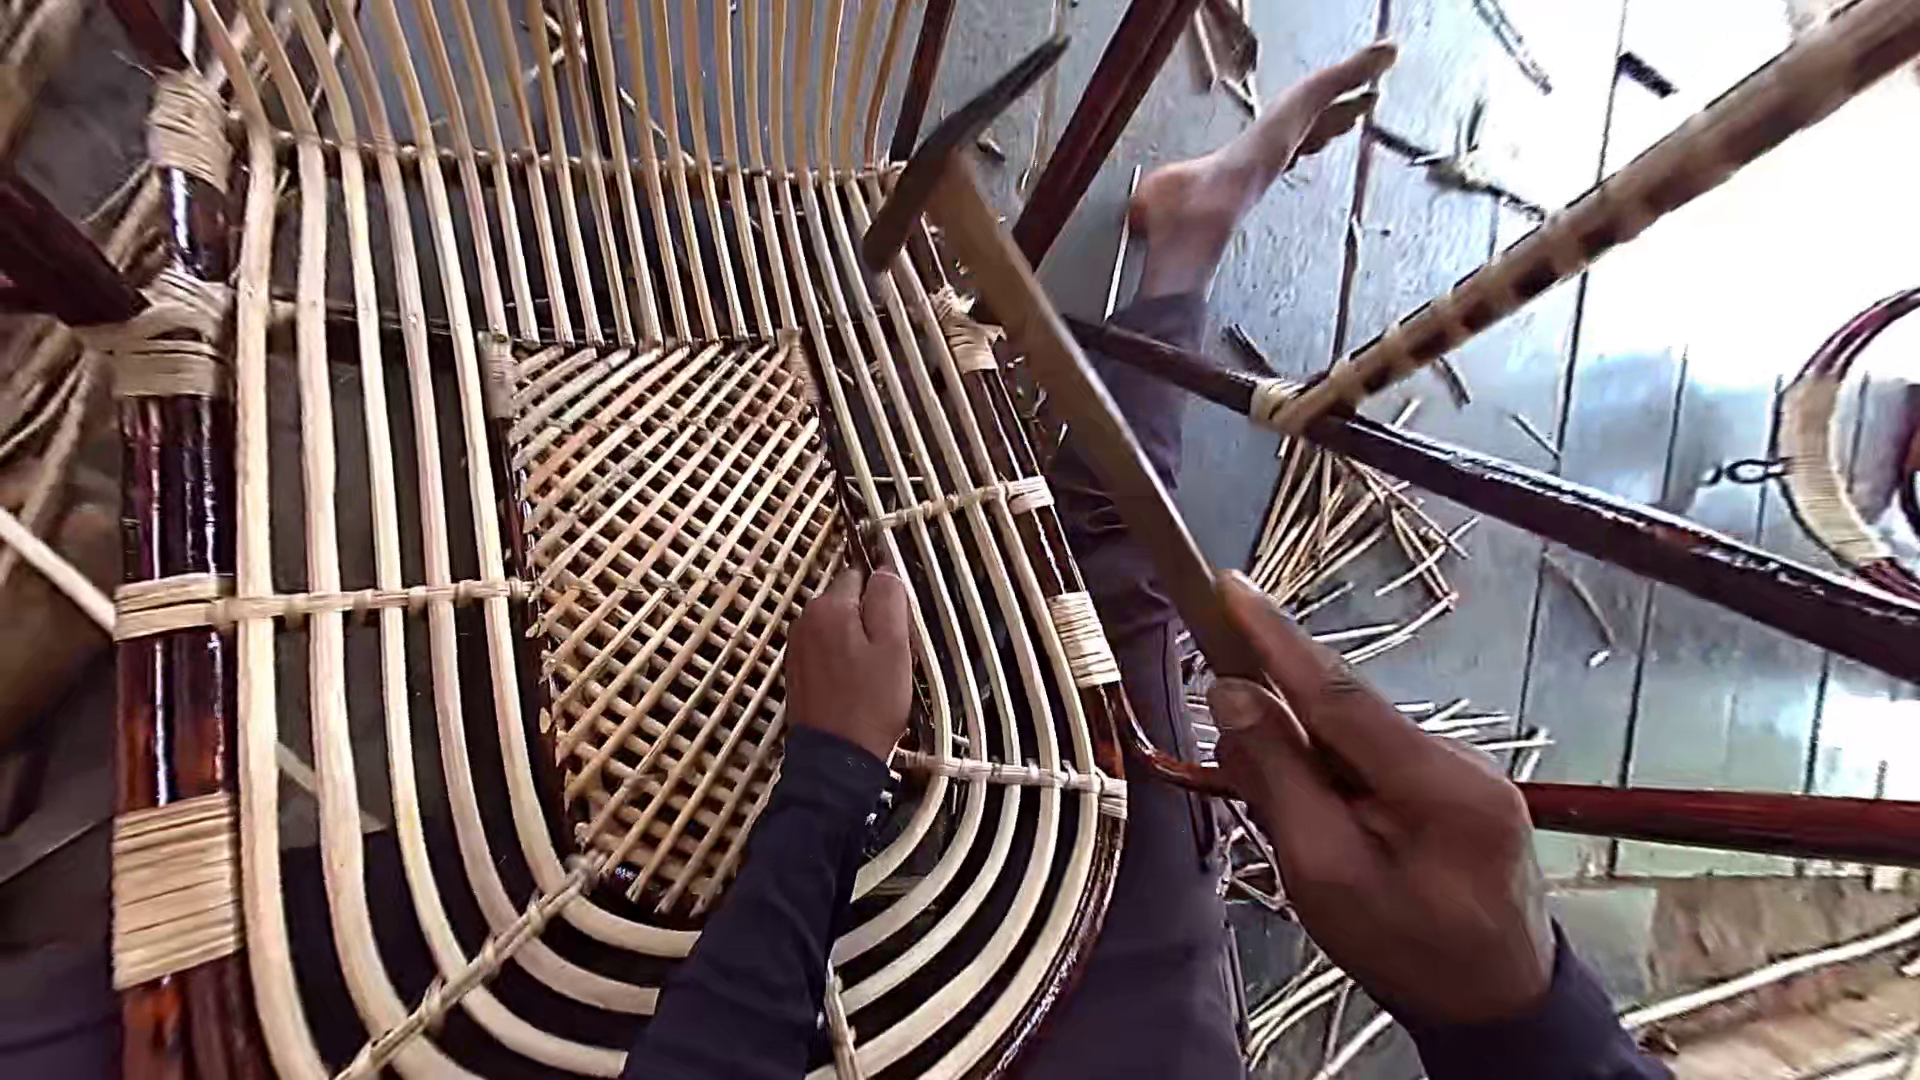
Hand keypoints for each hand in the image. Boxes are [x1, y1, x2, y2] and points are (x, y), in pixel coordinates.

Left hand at [785, 565, 913, 762]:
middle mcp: (805, 620)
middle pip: (851, 601)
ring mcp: (798, 646)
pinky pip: (829, 649)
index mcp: (828, 607)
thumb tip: (885, 570)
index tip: (900, 627)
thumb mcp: (894, 645)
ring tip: (878, 674)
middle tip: (894, 654)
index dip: (887, 598)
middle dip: (873, 619)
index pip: (863, 575)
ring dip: (861, 640)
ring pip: (841, 626)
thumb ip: (889, 599)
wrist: (836, 760)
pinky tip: (860, 684)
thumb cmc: (870, 703)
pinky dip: (846, 659)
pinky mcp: (798, 670)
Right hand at [1209, 571, 1553, 1026]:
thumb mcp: (1322, 870)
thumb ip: (1276, 774)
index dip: (1275, 636)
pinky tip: (1307, 810)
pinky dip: (1311, 764)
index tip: (1230, 585)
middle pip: (1334, 704)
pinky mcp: (1437, 772)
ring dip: (1289, 751)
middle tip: (1240, 761)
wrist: (1491, 1006)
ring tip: (1283, 815)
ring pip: (1337, 724)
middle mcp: (1453, 757)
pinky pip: (1351, 745)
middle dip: (1271, 713)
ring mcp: (1450, 762)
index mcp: (1439, 786)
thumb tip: (1230, 691)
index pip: (1337, 691)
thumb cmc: (1403, 948)